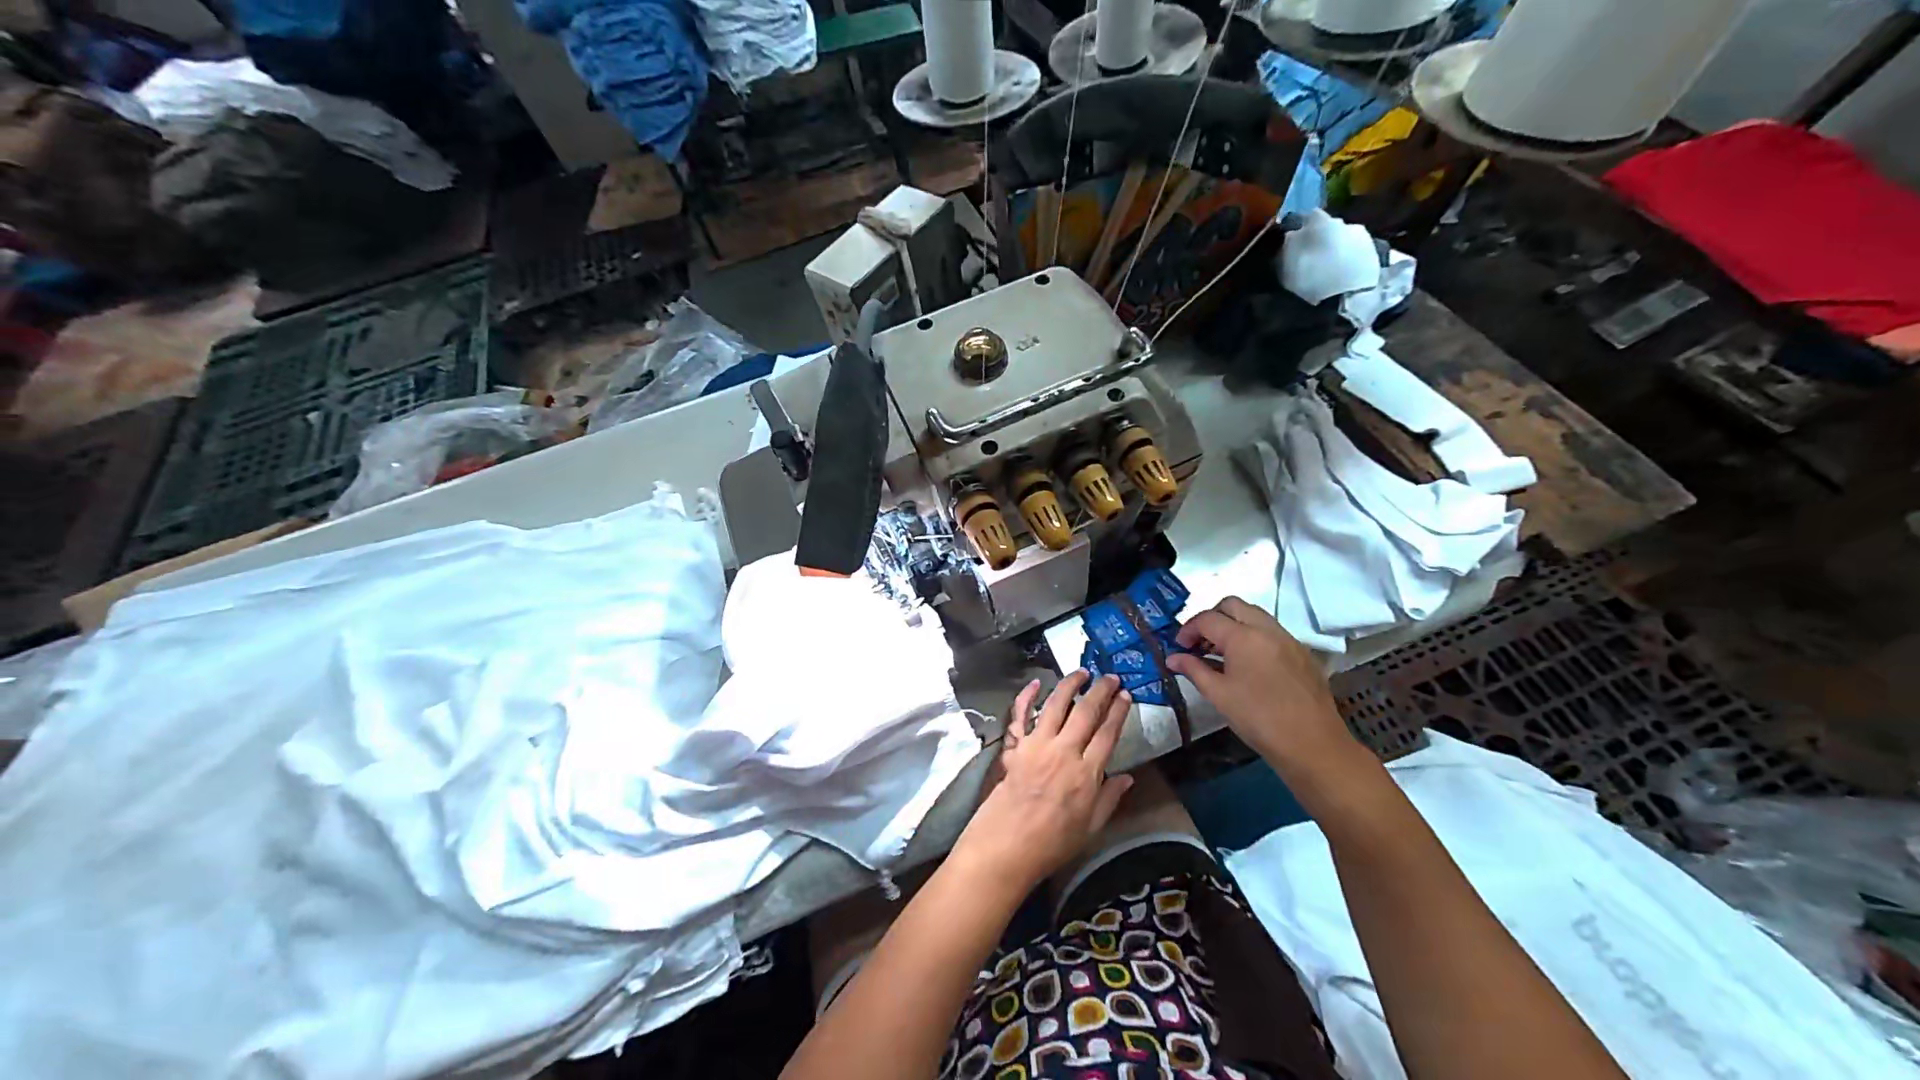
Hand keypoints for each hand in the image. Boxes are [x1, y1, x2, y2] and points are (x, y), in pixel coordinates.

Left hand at [950, 671, 1134, 891]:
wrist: (1006, 847)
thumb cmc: (1052, 844)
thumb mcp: (1091, 828)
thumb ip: (1109, 799)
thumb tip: (1127, 777)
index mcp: (1087, 773)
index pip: (1108, 733)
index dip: (1118, 711)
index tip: (1125, 696)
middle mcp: (1064, 752)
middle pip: (1086, 712)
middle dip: (1101, 690)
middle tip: (1110, 677)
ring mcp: (1037, 746)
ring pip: (1056, 704)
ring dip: (1070, 684)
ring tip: (1082, 672)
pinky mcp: (1015, 747)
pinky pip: (1021, 715)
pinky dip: (1027, 696)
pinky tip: (1036, 683)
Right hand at [1166, 597, 1368, 787]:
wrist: (1312, 743)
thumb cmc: (1258, 718)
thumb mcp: (1218, 695)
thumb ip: (1193, 670)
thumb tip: (1172, 658)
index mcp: (1244, 637)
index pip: (1208, 618)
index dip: (1188, 629)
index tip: (1180, 647)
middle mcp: (1268, 629)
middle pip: (1233, 605)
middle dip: (1212, 618)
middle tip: (1200, 642)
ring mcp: (1288, 639)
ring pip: (1255, 616)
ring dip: (1234, 626)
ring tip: (1221, 654)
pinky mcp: (1302, 653)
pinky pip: (1272, 632)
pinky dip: (1254, 637)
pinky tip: (1248, 665)